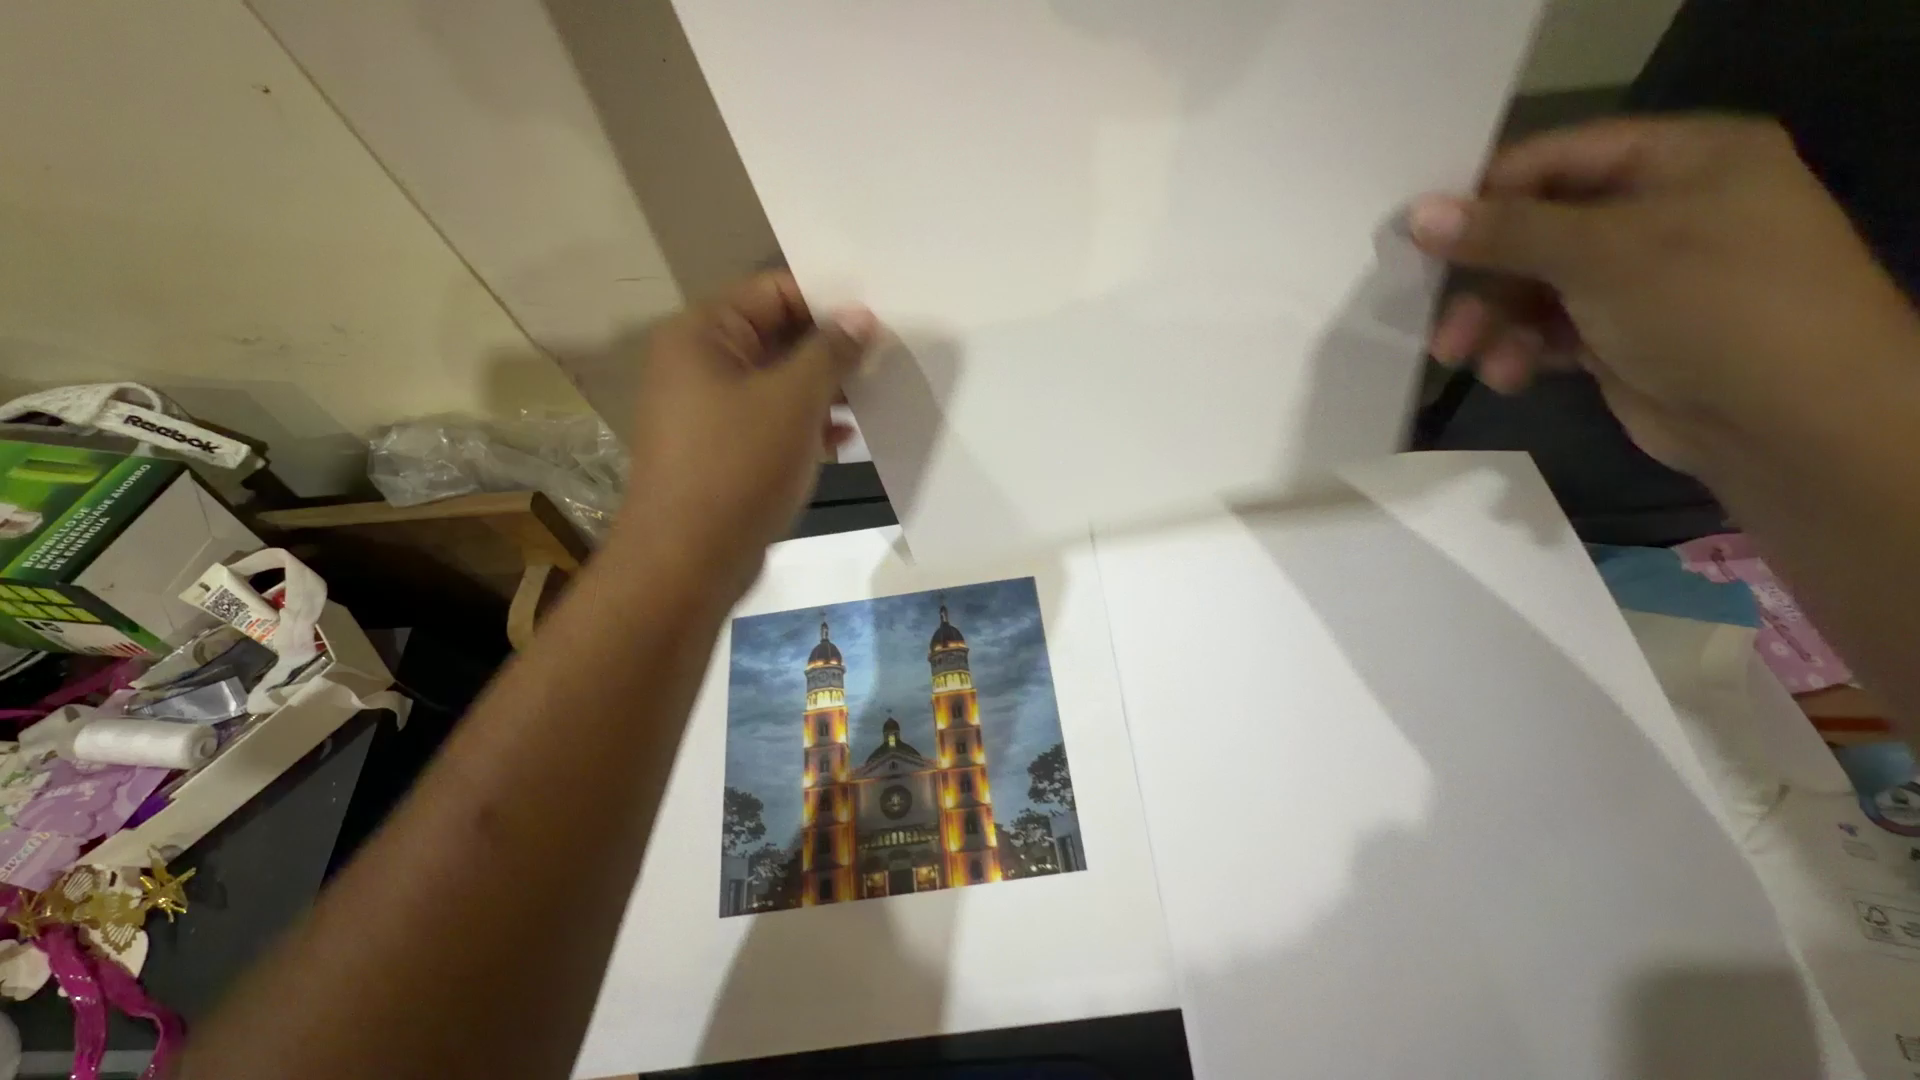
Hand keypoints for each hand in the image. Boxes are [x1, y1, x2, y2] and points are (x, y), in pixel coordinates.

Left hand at [612, 271, 877, 593]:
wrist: (687, 561)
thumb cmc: (738, 467)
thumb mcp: (794, 401)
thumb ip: (831, 352)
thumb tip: (861, 316)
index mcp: (703, 334)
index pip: (773, 291)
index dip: (827, 299)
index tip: (878, 315)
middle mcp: (698, 364)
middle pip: (775, 336)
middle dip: (830, 348)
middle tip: (885, 355)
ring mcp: (706, 410)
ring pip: (776, 382)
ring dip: (822, 390)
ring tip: (873, 397)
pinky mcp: (720, 451)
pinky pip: (769, 421)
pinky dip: (804, 424)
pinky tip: (843, 439)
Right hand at [1407, 116, 1919, 473]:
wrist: (1789, 420)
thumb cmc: (1709, 305)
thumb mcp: (1603, 254)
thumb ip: (1506, 232)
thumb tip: (1415, 215)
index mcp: (1681, 158)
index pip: (1555, 159)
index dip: (1484, 196)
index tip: (1420, 235)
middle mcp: (1662, 209)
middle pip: (1536, 230)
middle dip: (1483, 280)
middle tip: (1437, 317)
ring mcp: (1643, 276)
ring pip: (1535, 287)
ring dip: (1494, 323)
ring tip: (1465, 358)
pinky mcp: (1624, 334)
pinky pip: (1551, 329)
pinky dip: (1522, 350)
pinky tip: (1510, 376)